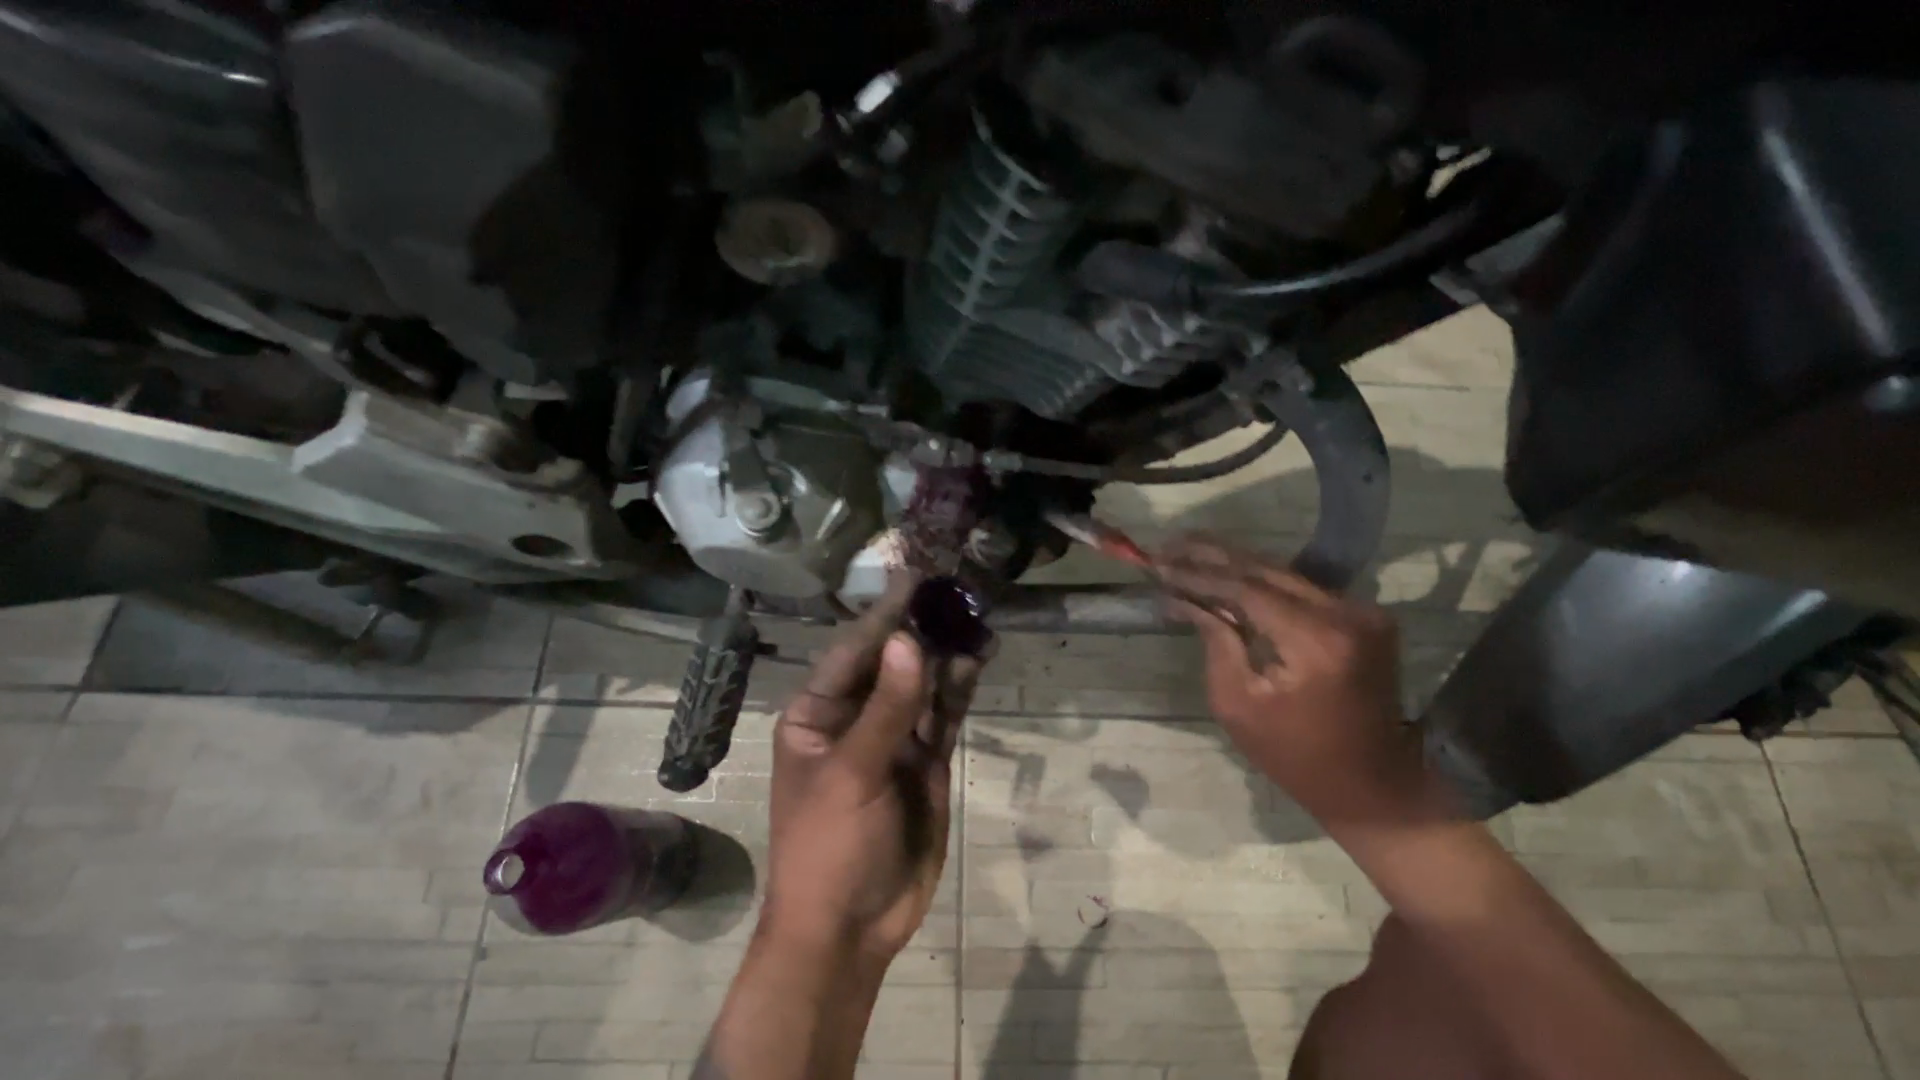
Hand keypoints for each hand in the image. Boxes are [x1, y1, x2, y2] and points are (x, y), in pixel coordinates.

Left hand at [762, 579, 987, 960]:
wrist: (850, 928)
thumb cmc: (829, 846)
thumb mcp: (853, 773)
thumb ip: (887, 708)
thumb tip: (910, 639)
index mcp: (817, 714)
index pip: (855, 652)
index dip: (886, 616)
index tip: (918, 578)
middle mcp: (854, 719)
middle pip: (893, 664)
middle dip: (923, 631)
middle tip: (960, 592)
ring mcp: (893, 742)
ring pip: (924, 687)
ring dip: (947, 656)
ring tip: (976, 619)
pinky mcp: (925, 764)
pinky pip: (943, 717)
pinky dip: (959, 691)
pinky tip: (976, 661)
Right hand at [1158, 537, 1441, 830]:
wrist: (1371, 784)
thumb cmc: (1295, 756)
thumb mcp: (1237, 704)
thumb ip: (1216, 642)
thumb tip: (1186, 598)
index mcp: (1317, 641)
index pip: (1247, 588)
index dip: (1200, 574)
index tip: (1160, 564)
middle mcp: (1347, 613)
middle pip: (1268, 571)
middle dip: (1215, 557)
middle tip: (1170, 545)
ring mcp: (1364, 612)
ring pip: (1286, 575)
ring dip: (1238, 565)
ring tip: (1190, 553)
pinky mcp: (1367, 618)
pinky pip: (1305, 591)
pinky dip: (1265, 584)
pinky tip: (1229, 575)